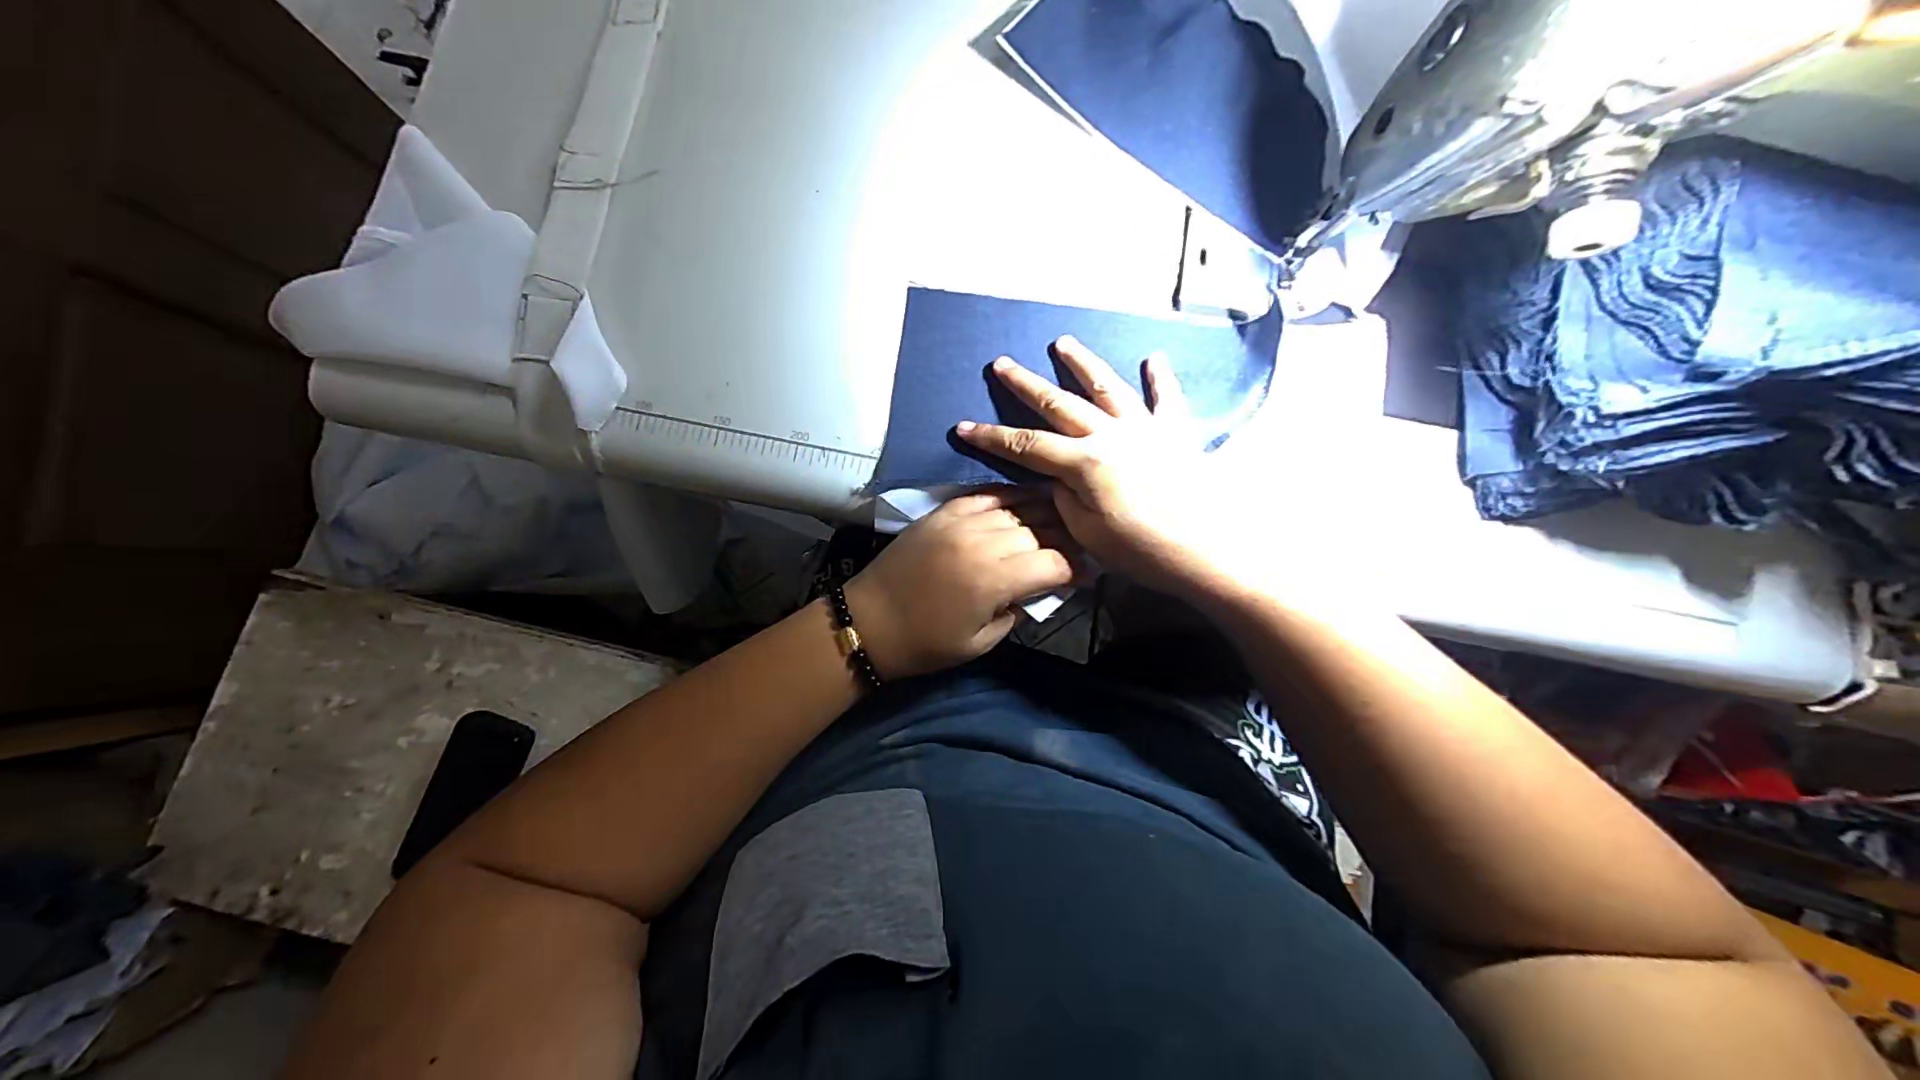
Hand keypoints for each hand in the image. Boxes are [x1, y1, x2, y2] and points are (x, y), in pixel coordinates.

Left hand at [843, 489, 1077, 679]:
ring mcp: (960, 522)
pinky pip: (984, 495)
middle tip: (1074, 550)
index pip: (1053, 562)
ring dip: (1040, 515)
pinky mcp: (942, 512)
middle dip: (1062, 540)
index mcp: (993, 580)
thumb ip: (1018, 610)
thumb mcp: (982, 642)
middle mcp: (981, 543)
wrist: (870, 621)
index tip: (1085, 576)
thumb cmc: (926, 644)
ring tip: (1056, 523)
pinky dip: (1008, 497)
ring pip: (1016, 509)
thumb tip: (1043, 588)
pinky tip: (1023, 500)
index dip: (1075, 569)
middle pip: (1039, 530)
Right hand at [953, 337, 1260, 607]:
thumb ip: (1065, 498)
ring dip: (1082, 364)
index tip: (963, 427)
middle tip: (1001, 364)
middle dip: (1025, 385)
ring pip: (1106, 387)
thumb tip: (1060, 477)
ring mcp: (1145, 429)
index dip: (991, 437)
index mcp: (1083, 463)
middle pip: (1059, 404)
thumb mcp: (1087, 533)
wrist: (1207, 552)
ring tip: (1063, 343)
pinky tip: (1154, 358)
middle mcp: (1110, 435)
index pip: (1026, 446)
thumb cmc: (1142, 551)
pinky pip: (1167, 399)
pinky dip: (1160, 378)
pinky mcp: (1176, 434)